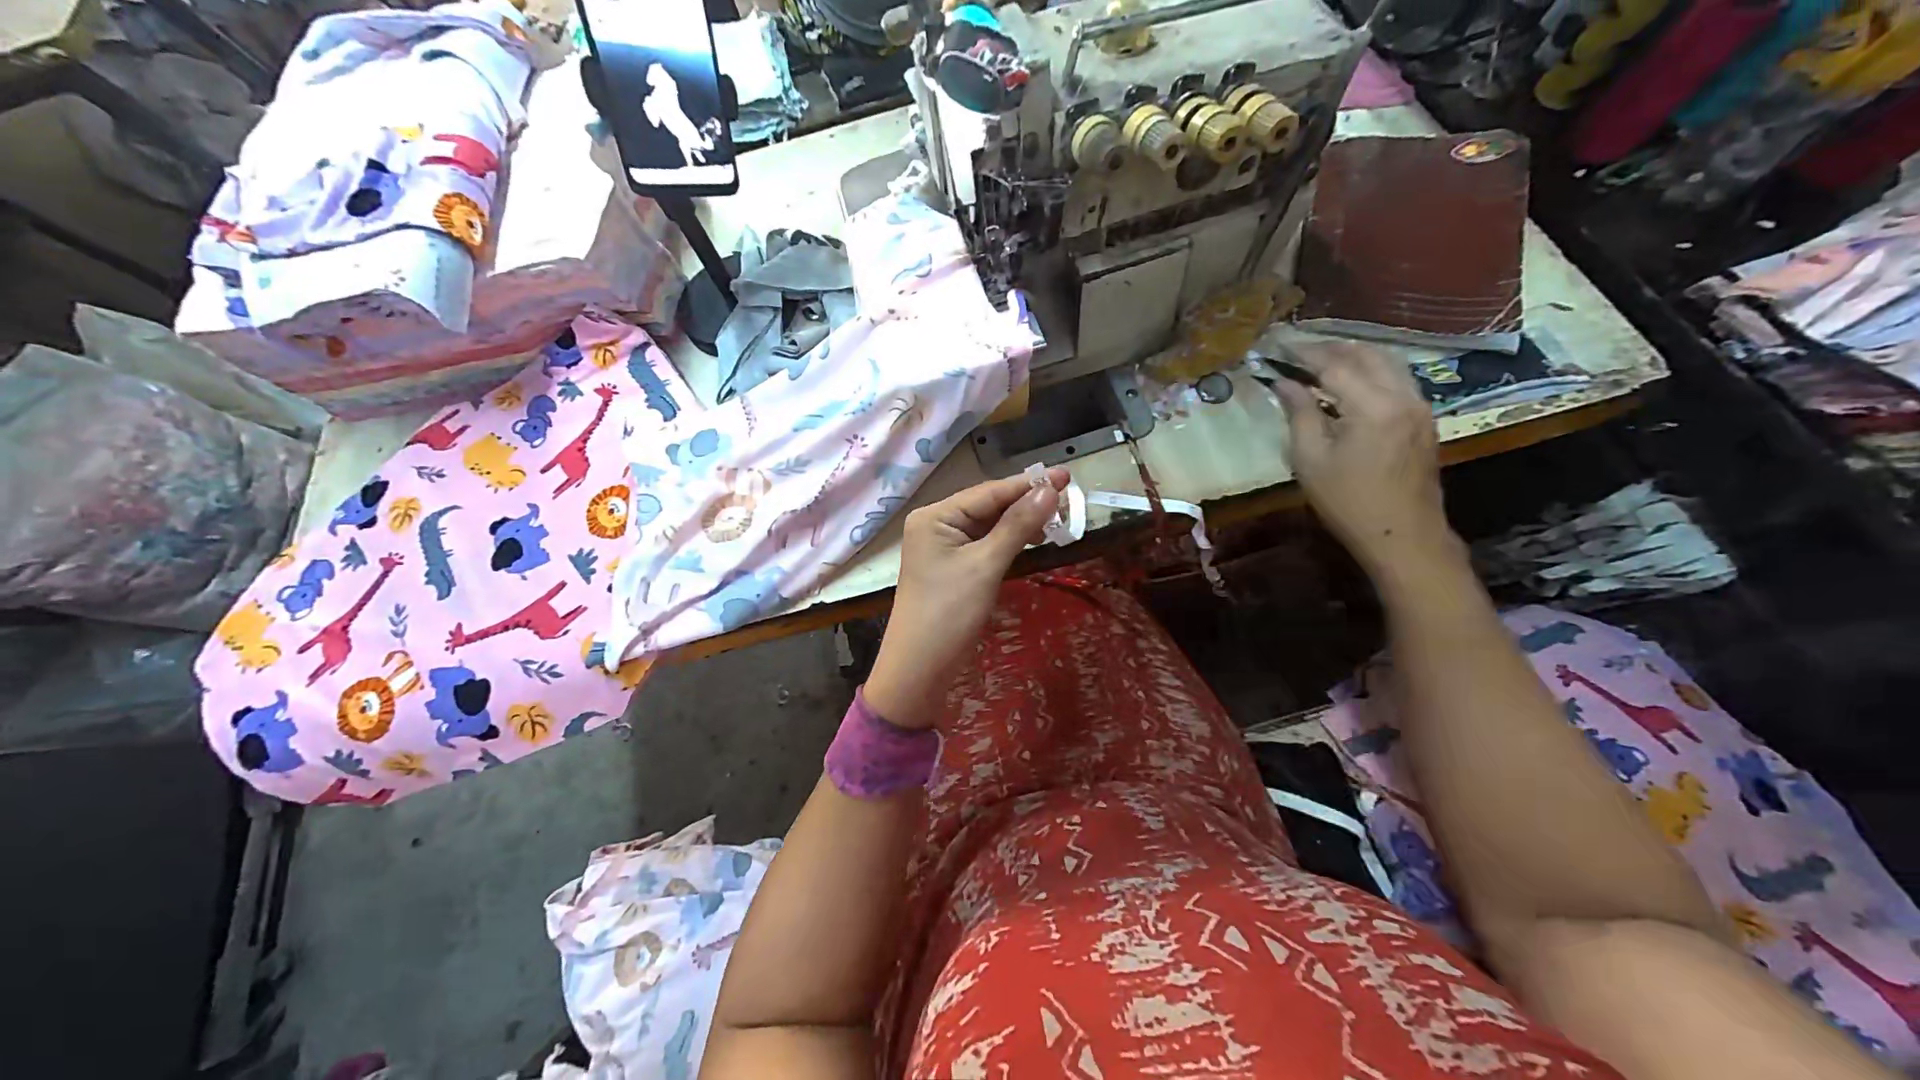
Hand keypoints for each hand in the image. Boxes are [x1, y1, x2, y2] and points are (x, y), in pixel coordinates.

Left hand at [863, 468, 1067, 729]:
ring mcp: (944, 547)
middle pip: (989, 505)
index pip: (989, 492)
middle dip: (1027, 502)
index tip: (1066, 475)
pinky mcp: (953, 567)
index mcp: (935, 516)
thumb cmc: (949, 612)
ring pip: (990, 525)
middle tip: (1069, 499)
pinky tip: (1034, 540)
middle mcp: (936, 524)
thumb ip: (1017, 525)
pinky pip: (986, 544)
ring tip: (1059, 519)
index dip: (1029, 484)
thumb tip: (1049, 490)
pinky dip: (1010, 541)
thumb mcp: (986, 565)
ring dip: (1022, 522)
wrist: (920, 667)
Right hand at [1271, 342, 1460, 578]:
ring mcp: (1419, 405)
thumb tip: (1284, 383)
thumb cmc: (1348, 502)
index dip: (1304, 353)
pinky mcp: (1424, 418)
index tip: (1278, 348)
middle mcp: (1402, 396)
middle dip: (1331, 348)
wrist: (1402, 535)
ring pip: (1387, 362)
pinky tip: (1350, 380)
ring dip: (1354, 354)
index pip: (1335, 364)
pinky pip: (1398, 377)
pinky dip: (1371, 369)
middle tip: (1298, 350)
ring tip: (1322, 359)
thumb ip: (1299, 414)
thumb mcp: (1310, 460)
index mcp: (1372, 407)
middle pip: (1366, 354)